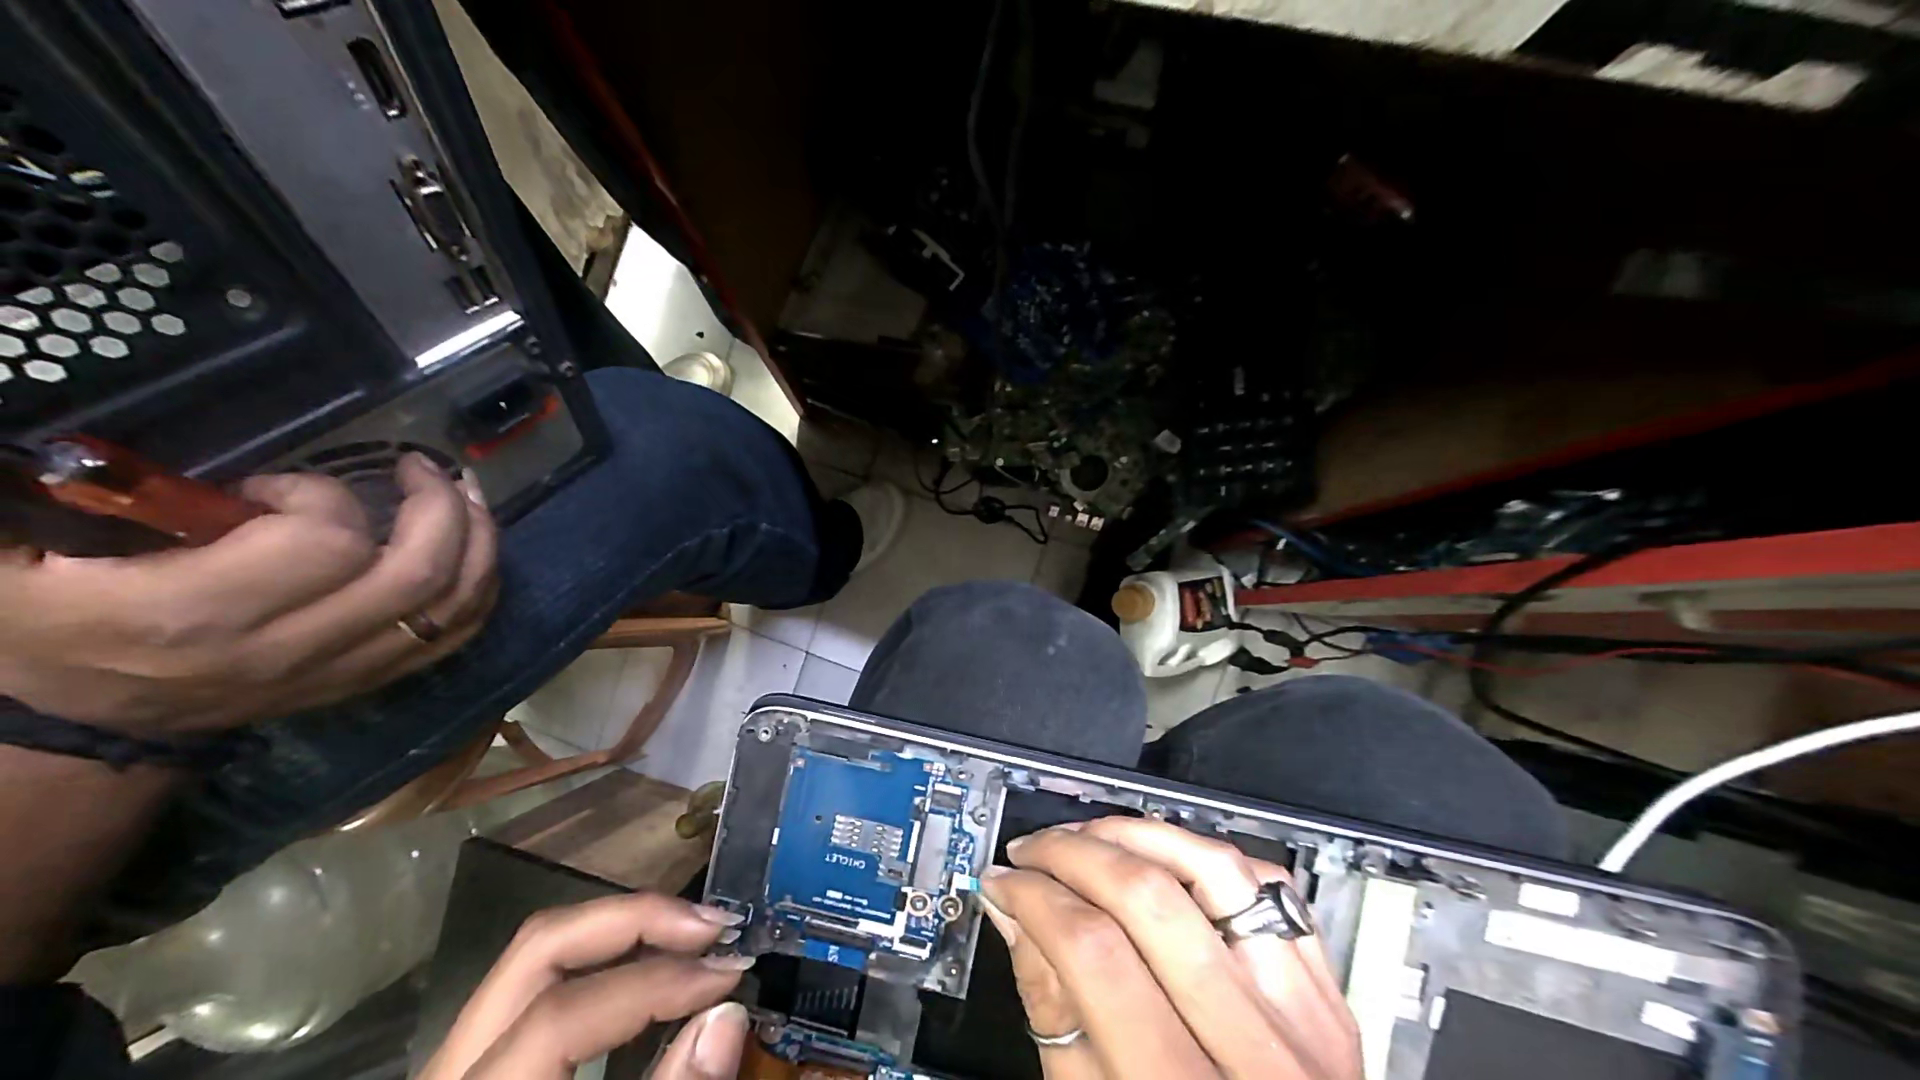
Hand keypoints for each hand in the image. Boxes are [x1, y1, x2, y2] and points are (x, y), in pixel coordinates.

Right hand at [0, 454, 497, 732]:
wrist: (82, 726)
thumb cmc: (46, 628)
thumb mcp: (10, 563)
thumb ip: (77, 498)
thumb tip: (113, 448)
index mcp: (198, 615)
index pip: (326, 545)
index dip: (322, 496)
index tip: (283, 487)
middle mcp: (290, 649)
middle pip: (418, 574)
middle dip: (439, 507)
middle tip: (423, 466)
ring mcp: (344, 671)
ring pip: (454, 605)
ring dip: (479, 539)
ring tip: (467, 492)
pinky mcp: (370, 679)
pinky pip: (457, 634)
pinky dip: (480, 584)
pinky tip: (476, 543)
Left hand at [417, 894, 756, 1079]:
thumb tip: (727, 1015)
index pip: (559, 1018)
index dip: (654, 983)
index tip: (729, 972)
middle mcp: (446, 1078)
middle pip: (538, 951)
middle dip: (637, 921)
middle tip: (711, 926)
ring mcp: (454, 1067)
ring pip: (538, 953)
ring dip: (626, 929)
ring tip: (695, 933)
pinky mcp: (477, 1065)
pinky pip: (543, 982)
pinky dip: (608, 958)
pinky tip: (656, 965)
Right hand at [979, 816, 1361, 1079]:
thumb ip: (1051, 1012)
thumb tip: (1016, 912)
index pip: (1093, 951)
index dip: (1034, 898)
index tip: (1004, 881)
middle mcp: (1255, 1050)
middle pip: (1148, 898)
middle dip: (1071, 853)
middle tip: (1033, 851)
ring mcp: (1302, 1015)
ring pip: (1212, 870)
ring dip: (1135, 833)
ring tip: (1088, 835)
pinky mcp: (1324, 993)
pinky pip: (1267, 885)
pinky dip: (1203, 854)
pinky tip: (1163, 853)